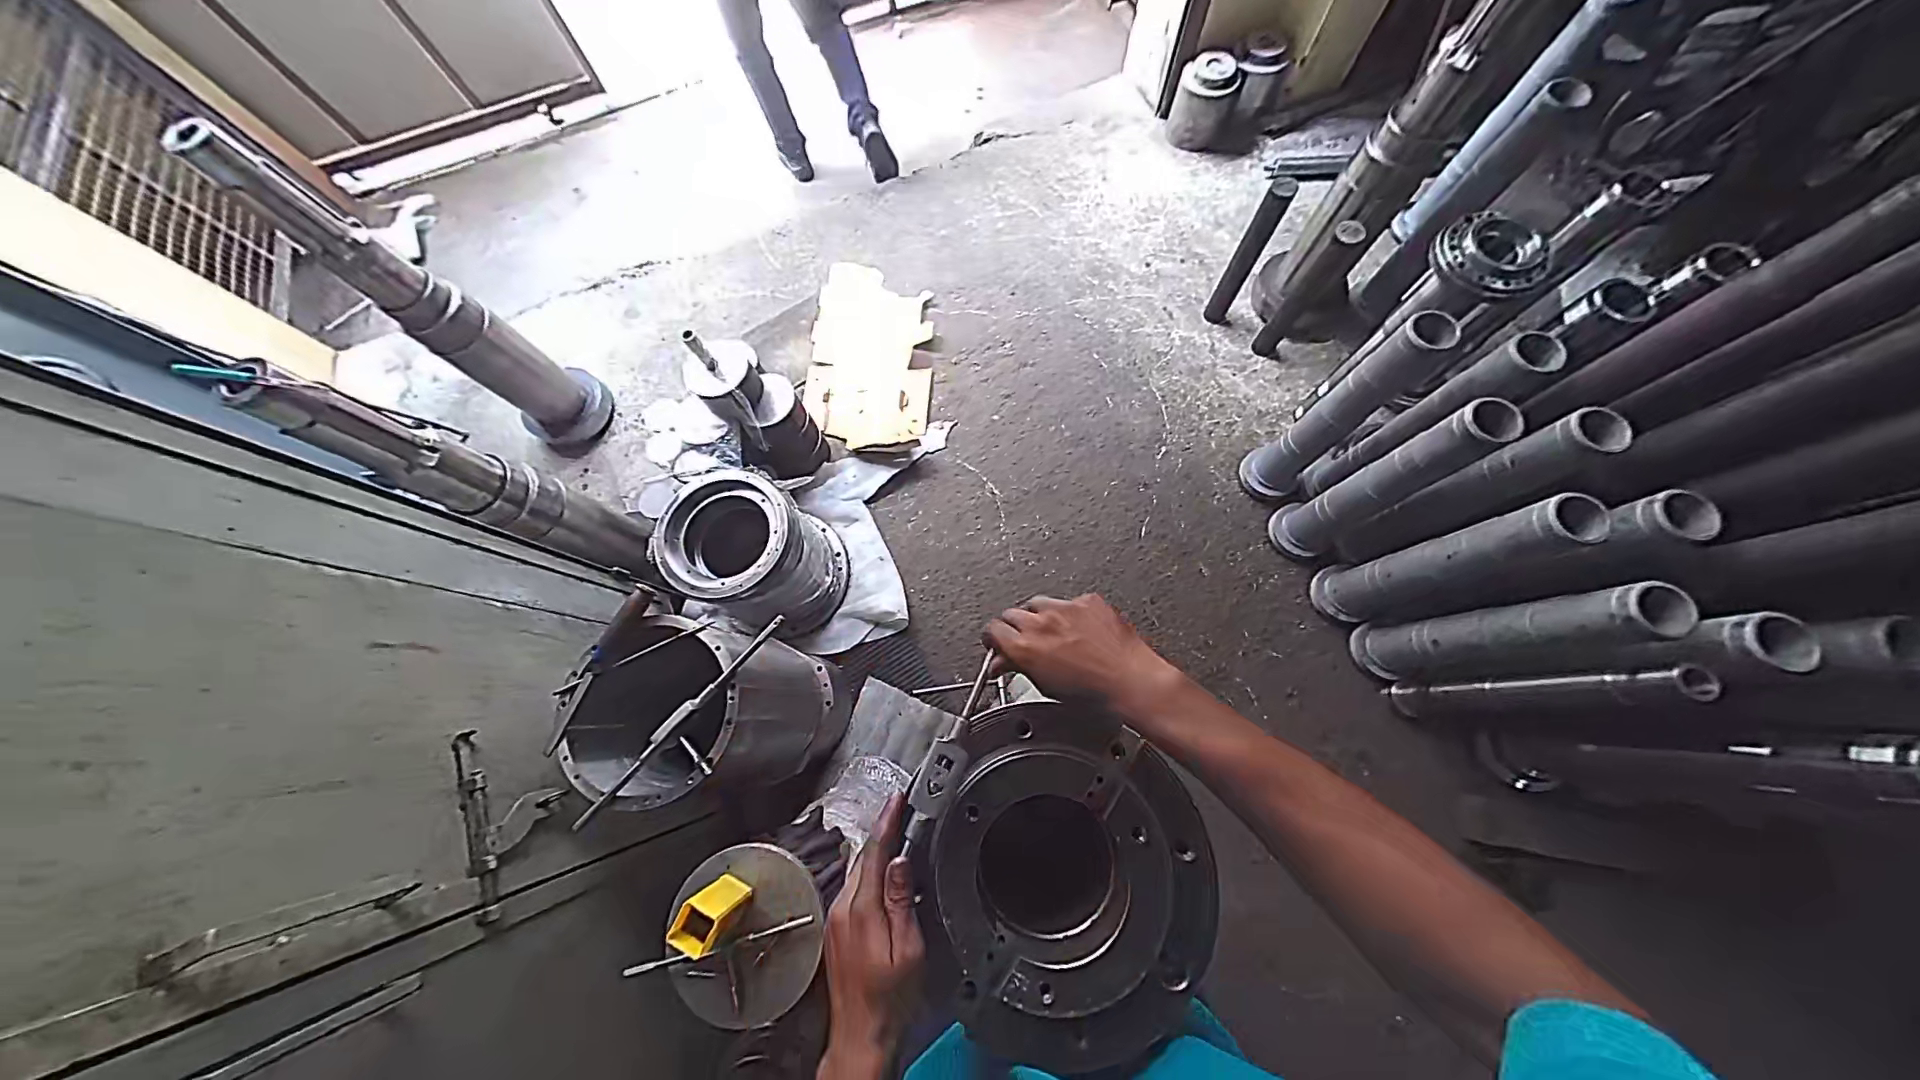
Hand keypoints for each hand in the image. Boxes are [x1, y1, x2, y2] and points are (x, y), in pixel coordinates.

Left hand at [819, 793, 923, 1079]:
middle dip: (883, 830)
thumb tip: (901, 861)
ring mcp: (835, 919)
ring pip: (858, 870)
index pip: (875, 851)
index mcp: (861, 910)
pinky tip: (882, 873)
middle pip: (864, 856)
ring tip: (894, 833)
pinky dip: (869, 871)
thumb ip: (902, 900)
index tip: (896, 799)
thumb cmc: (888, 1000)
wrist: (861, 1034)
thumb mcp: (907, 949)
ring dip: (876, 850)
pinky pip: (853, 887)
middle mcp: (842, 910)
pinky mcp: (835, 928)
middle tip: (900, 809)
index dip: (888, 821)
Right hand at [983, 594, 1184, 717]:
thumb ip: (1017, 668)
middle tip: (1024, 640)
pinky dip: (1070, 614)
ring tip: (1055, 634)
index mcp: (1026, 646)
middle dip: (1014, 627)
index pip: (993, 630)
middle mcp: (1042, 623)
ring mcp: (1065, 608)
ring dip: (1040, 616)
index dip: (994, 638)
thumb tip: (1002, 663)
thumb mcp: (1046, 686)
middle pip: (1012, 614)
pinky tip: (1080, 630)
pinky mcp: (1086, 601)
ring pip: (1038, 603)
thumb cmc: (1095, 692)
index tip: (998, 642)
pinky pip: (1069, 602)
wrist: (1132, 680)